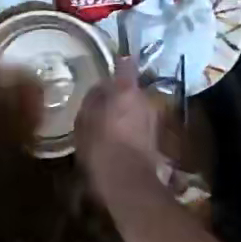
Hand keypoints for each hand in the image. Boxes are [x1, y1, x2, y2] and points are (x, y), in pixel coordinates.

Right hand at [74, 58, 161, 191]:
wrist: (127, 183)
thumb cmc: (100, 146)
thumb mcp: (85, 120)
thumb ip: (93, 99)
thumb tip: (101, 87)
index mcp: (126, 90)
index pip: (126, 65)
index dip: (121, 61)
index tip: (116, 58)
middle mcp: (145, 100)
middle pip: (131, 90)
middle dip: (119, 94)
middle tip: (101, 101)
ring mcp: (154, 120)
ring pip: (135, 108)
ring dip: (124, 112)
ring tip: (106, 123)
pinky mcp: (156, 140)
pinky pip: (138, 126)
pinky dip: (129, 128)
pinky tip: (115, 140)